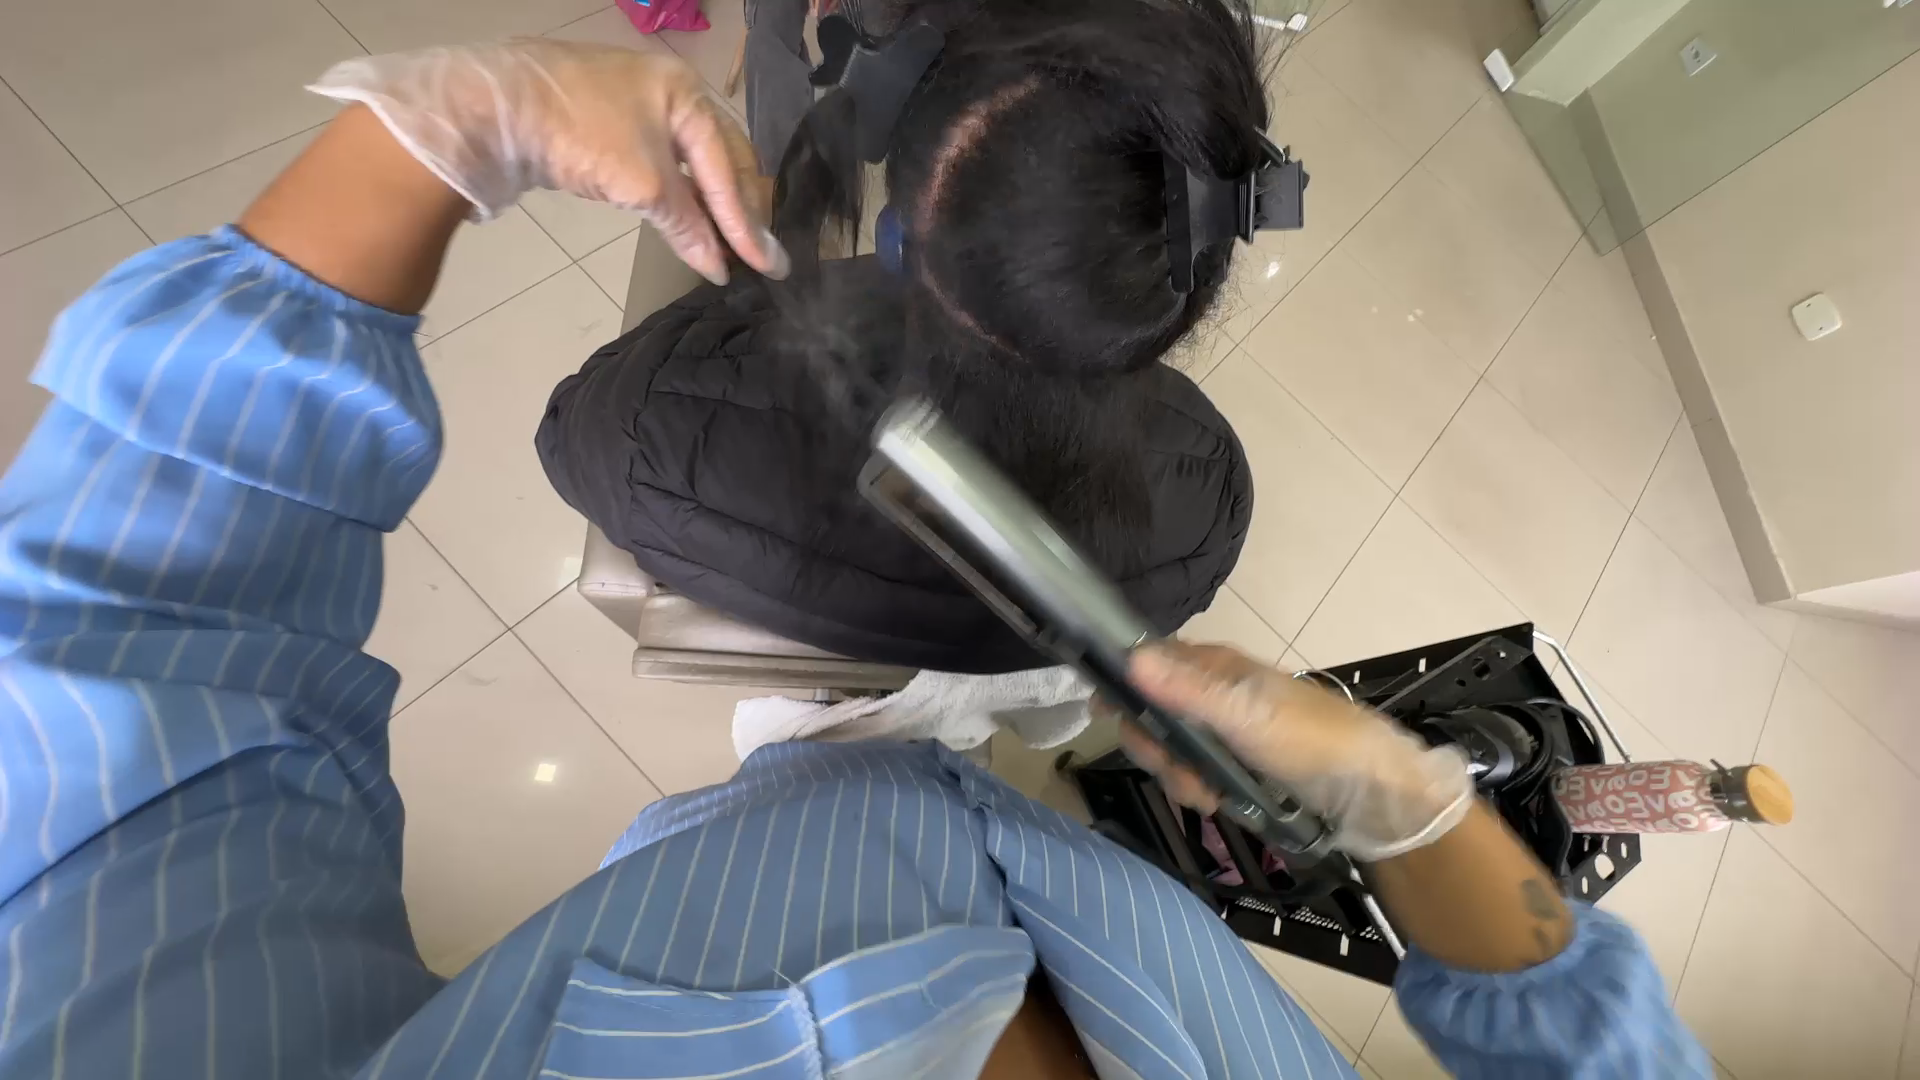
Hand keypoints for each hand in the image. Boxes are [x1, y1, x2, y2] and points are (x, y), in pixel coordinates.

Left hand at [310, 40, 788, 285]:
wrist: (490, 108)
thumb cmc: (579, 133)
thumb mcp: (644, 185)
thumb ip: (689, 227)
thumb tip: (720, 269)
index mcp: (688, 94)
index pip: (731, 169)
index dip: (748, 224)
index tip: (768, 266)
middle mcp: (673, 92)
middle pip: (724, 162)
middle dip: (742, 212)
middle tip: (759, 255)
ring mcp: (643, 105)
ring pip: (697, 165)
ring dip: (715, 208)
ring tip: (732, 245)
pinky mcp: (617, 124)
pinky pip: (669, 166)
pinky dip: (686, 198)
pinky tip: (694, 224)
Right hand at [1114, 642, 1475, 860]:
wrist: (1373, 794)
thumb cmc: (1311, 741)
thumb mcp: (1246, 716)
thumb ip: (1188, 691)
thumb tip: (1130, 659)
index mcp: (1211, 665)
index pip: (1145, 662)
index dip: (1123, 688)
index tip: (1111, 720)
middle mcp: (1209, 690)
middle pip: (1150, 710)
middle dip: (1155, 747)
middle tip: (1178, 773)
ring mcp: (1221, 726)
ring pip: (1168, 745)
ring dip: (1176, 774)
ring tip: (1205, 796)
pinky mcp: (1232, 760)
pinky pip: (1192, 769)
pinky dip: (1195, 787)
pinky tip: (1215, 801)